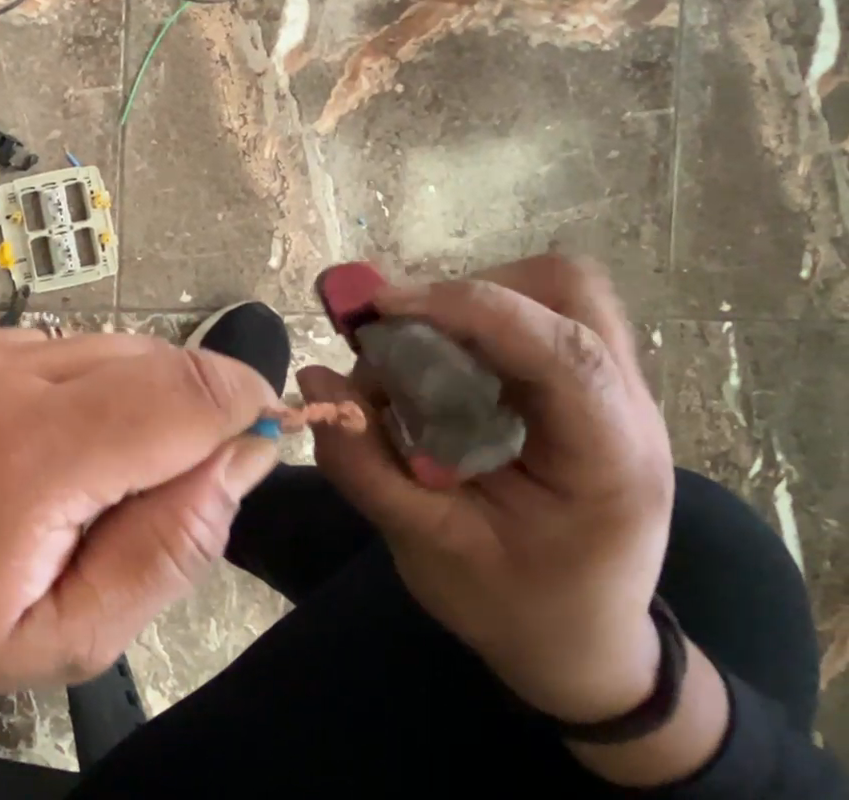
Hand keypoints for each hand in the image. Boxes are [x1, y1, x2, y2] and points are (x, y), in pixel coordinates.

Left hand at [0, 329, 282, 735]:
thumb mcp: (67, 635)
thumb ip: (167, 548)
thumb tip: (236, 461)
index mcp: (34, 452)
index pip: (187, 390)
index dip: (243, 410)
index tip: (251, 451)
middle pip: (149, 358)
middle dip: (185, 411)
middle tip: (152, 488)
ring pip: (97, 347)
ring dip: (121, 399)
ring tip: (79, 475)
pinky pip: (41, 349)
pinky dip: (65, 387)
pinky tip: (28, 445)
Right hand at [301, 255, 676, 725]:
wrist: (582, 646)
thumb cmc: (513, 605)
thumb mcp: (425, 545)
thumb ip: (362, 463)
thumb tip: (312, 377)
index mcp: (607, 455)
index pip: (560, 348)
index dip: (466, 310)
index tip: (378, 311)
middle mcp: (623, 407)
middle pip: (567, 290)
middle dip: (471, 294)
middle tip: (398, 335)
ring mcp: (605, 393)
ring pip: (548, 293)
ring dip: (465, 308)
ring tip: (405, 359)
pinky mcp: (574, 390)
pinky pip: (525, 322)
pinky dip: (465, 329)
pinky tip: (426, 377)